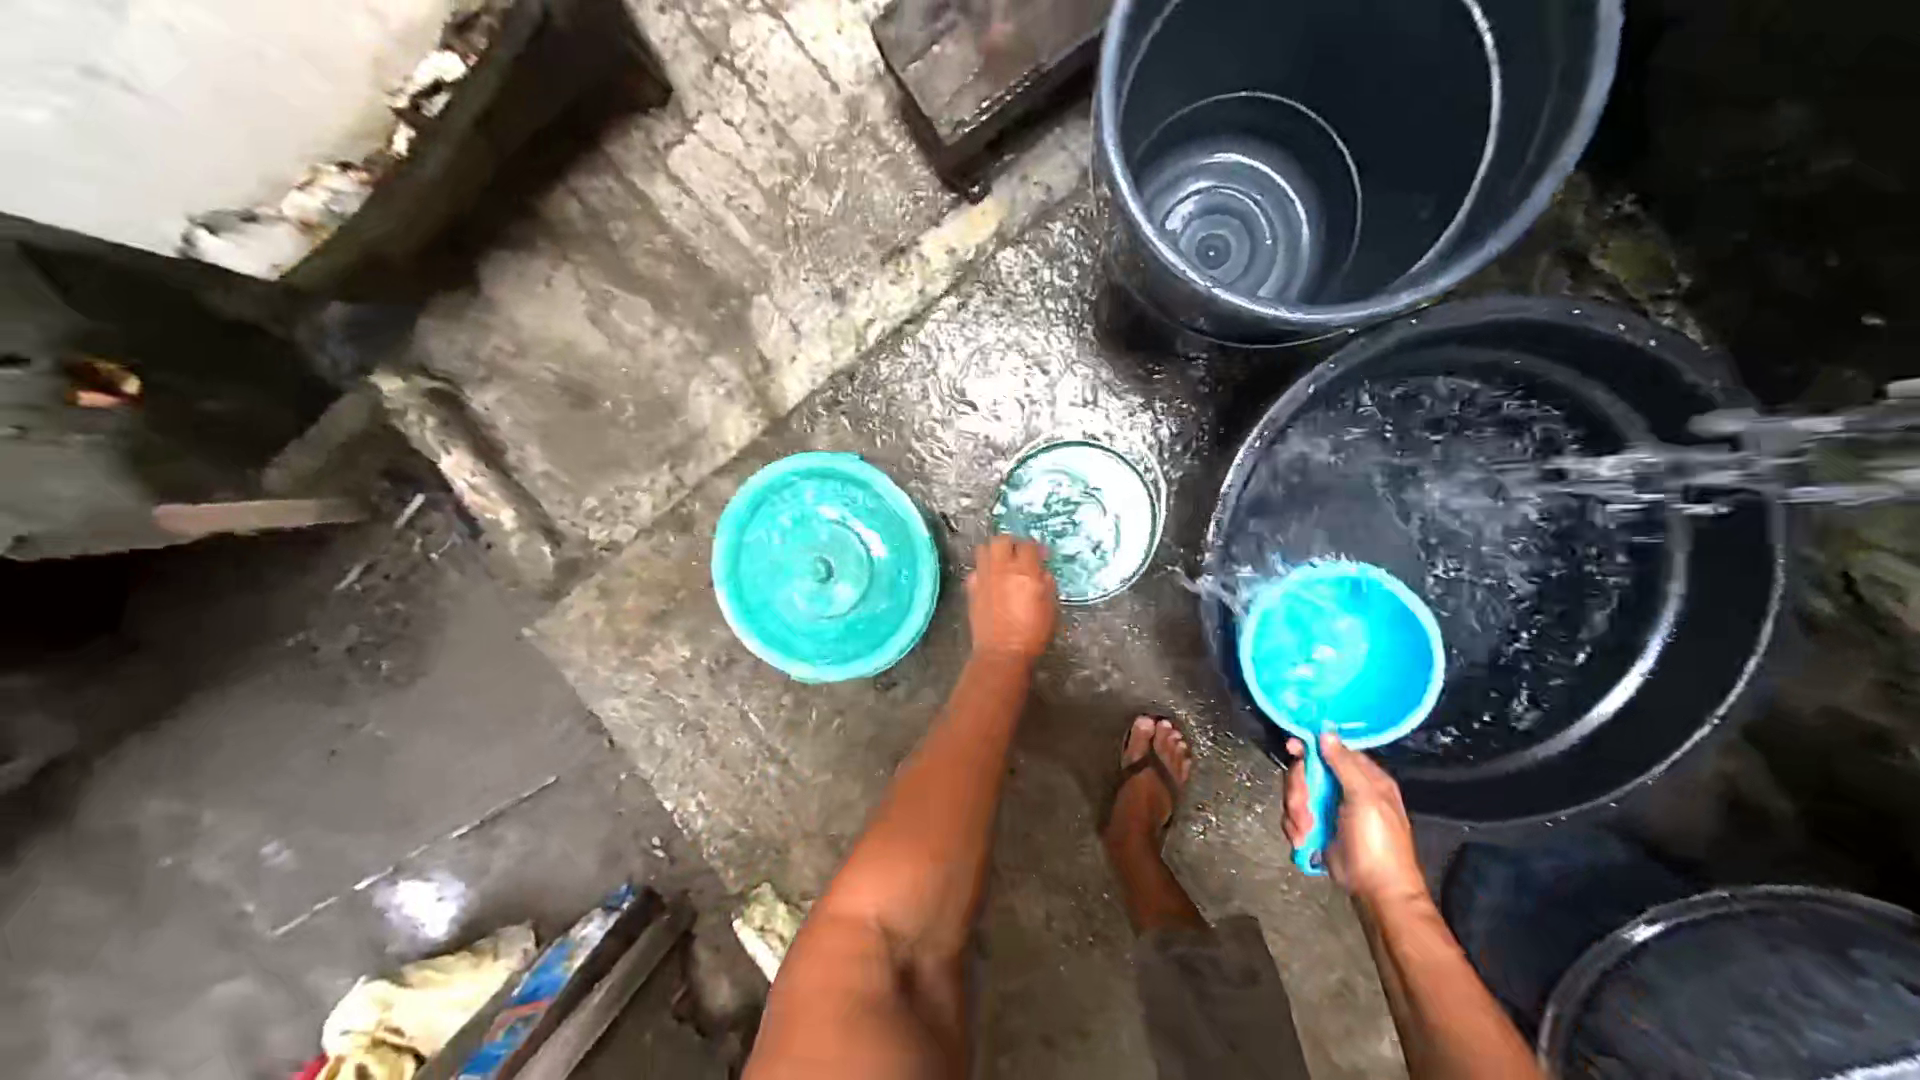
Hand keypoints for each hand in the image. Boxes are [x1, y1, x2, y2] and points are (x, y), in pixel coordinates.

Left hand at [966, 537, 1056, 662]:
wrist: (1002, 652)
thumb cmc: (1032, 633)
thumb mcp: (1050, 607)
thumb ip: (1046, 583)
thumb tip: (1041, 571)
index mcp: (1025, 571)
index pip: (1029, 545)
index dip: (1036, 548)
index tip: (1040, 555)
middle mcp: (1002, 568)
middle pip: (1002, 540)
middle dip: (1012, 543)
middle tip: (1018, 553)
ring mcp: (984, 577)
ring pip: (984, 549)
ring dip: (994, 551)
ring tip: (1002, 562)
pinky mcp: (971, 588)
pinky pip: (976, 569)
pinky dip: (983, 570)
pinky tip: (990, 580)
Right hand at [1284, 733, 1428, 910]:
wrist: (1376, 891)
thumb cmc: (1378, 843)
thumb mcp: (1366, 799)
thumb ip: (1344, 764)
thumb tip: (1326, 731)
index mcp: (1364, 778)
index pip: (1331, 750)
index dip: (1311, 748)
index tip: (1293, 749)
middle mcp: (1344, 788)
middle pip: (1306, 771)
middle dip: (1299, 791)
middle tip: (1303, 809)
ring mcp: (1328, 808)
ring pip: (1295, 793)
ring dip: (1296, 813)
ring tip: (1306, 833)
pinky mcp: (1315, 827)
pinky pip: (1293, 815)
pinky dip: (1294, 827)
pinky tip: (1304, 841)